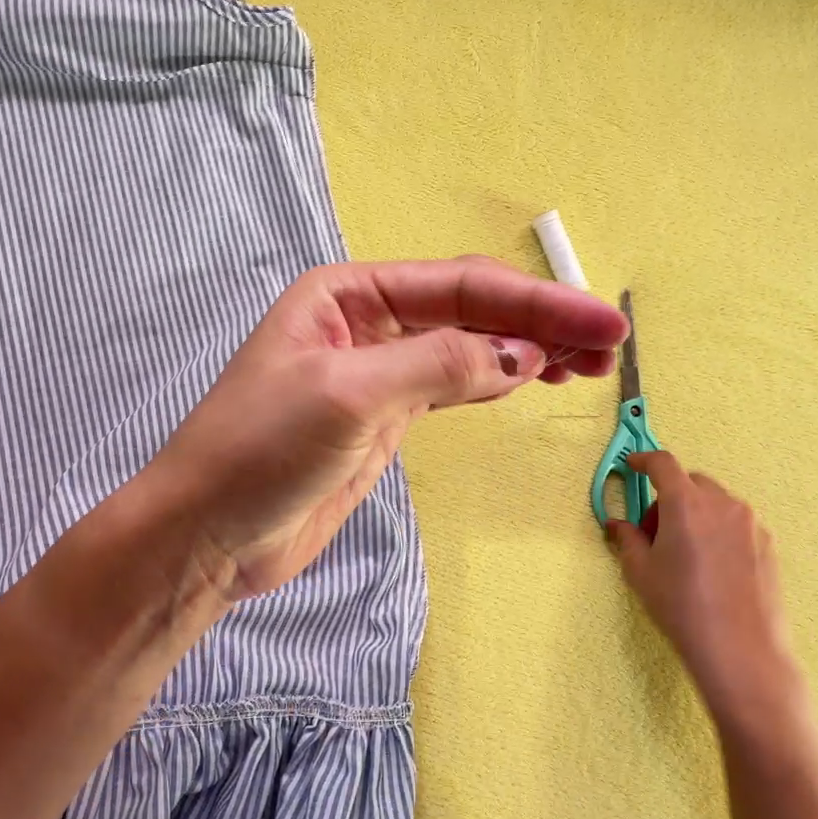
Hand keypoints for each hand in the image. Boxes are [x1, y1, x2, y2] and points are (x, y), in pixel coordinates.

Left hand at [138, 258, 628, 601]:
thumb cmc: (259, 449)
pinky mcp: (379, 423)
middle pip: (466, 310)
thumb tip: (521, 351)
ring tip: (588, 363)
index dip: (535, 302)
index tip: (603, 323)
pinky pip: (448, 388)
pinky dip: (492, 382)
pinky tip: (528, 379)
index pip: (457, 286)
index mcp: (344, 295)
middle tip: (609, 343)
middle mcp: (360, 324)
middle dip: (537, 321)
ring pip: (463, 348)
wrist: (208, 533)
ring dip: (523, 350)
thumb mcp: (349, 394)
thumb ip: (438, 364)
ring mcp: (372, 375)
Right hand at [605, 450, 803, 723]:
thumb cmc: (681, 607)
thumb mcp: (640, 572)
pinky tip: (710, 565)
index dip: (644, 461)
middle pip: (691, 481)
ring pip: (716, 502)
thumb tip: (619, 525)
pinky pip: (735, 523)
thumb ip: (627, 539)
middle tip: (655, 530)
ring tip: (684, 551)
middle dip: (669, 496)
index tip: (632, 467)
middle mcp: (723, 504)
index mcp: (687, 504)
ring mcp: (751, 524)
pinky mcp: (768, 545)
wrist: (741, 650)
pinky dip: (717, 529)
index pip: (663, 464)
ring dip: (695, 512)